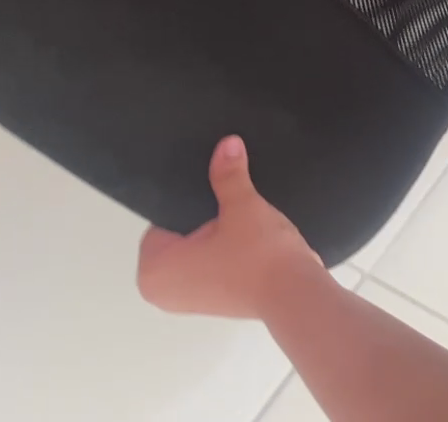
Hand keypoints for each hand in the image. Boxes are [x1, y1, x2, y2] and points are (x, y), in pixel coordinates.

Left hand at [137, 135, 321, 319]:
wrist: (294, 291)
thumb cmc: (259, 252)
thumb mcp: (244, 207)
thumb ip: (230, 176)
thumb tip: (226, 142)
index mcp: (153, 268)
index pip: (165, 222)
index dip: (196, 206)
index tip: (224, 200)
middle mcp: (156, 290)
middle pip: (181, 239)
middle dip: (207, 225)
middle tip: (240, 213)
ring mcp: (181, 303)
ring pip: (197, 255)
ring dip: (218, 242)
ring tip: (250, 229)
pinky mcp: (207, 306)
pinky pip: (210, 271)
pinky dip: (227, 258)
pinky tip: (253, 248)